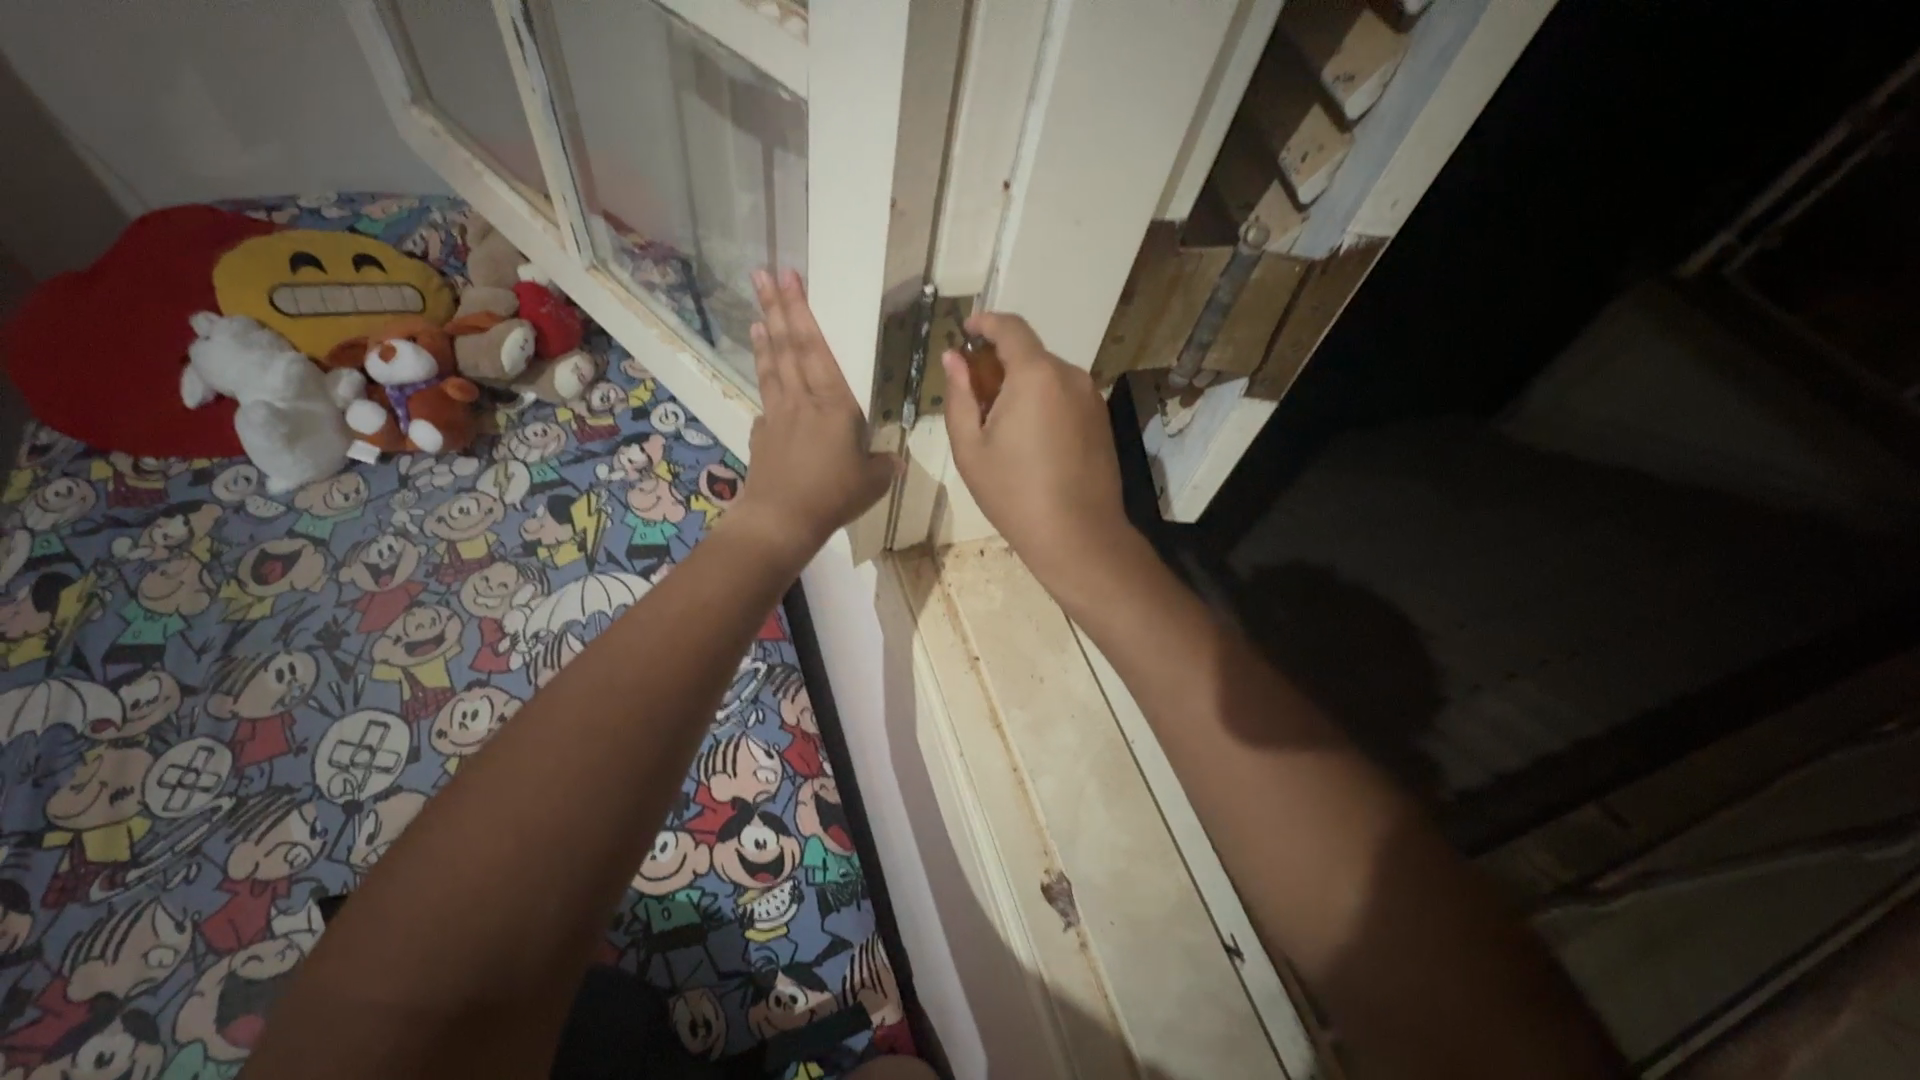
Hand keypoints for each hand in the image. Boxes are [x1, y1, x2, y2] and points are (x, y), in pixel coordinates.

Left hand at [728, 269, 896, 563]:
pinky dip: (764, 385)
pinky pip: (764, 403)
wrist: (781, 519)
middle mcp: (801, 400)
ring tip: (757, 313)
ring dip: (764, 337)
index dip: (801, 310)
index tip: (789, 278)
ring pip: (771, 368)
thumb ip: (883, 465)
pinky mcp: (761, 436)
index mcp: (833, 403)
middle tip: (763, 274)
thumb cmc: (834, 495)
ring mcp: (777, 416)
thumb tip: (895, 461)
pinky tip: (764, 382)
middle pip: (787, 346)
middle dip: (776, 307)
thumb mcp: (873, 481)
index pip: (815, 346)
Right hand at [942, 313, 1136, 594]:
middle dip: (1000, 364)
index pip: (1011, 328)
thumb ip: (959, 396)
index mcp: (1035, 375)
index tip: (967, 331)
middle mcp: (1070, 376)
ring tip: (1001, 426)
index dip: (986, 323)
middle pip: (1030, 354)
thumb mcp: (971, 448)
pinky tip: (1030, 441)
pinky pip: (1065, 397)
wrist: (1078, 535)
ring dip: (1022, 386)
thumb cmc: (1014, 494)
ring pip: (1048, 377)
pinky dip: (1043, 403)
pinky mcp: (1101, 420)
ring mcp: (1091, 398)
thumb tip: (954, 360)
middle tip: (975, 396)